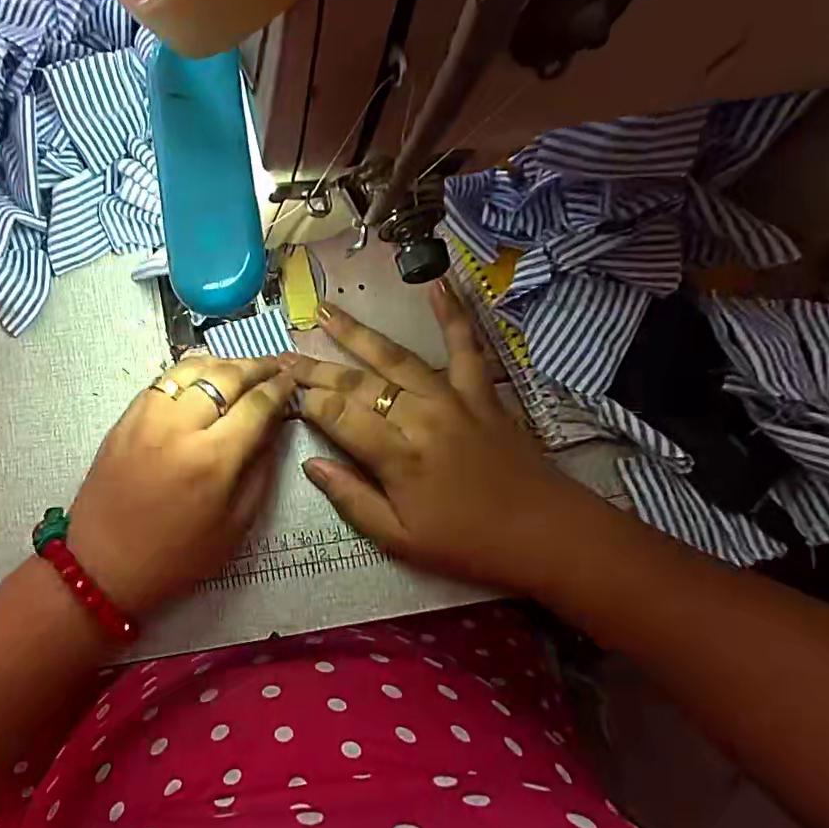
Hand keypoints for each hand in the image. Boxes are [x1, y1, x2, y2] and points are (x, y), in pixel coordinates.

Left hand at [68, 356, 294, 615]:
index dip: (279, 388)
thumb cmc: (177, 557)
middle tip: (274, 364)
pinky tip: (201, 376)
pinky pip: (161, 380)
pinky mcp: (124, 419)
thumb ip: (260, 471)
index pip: (256, 404)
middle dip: (256, 366)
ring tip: (240, 367)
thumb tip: (274, 428)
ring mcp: (147, 418)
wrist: (102, 567)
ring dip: (222, 362)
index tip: (292, 380)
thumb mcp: (235, 526)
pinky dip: (187, 371)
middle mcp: (180, 427)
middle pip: (226, 376)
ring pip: (190, 369)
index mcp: (213, 459)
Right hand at [286, 286, 579, 594]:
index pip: (340, 416)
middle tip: (284, 355)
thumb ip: (352, 500)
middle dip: (317, 368)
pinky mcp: (482, 391)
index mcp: (399, 458)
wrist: (544, 533)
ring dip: (358, 333)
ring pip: (397, 358)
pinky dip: (454, 314)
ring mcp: (453, 398)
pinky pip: (466, 346)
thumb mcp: (400, 540)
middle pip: (360, 384)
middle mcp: (421, 418)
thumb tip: (310, 465)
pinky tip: (438, 284)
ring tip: (327, 312)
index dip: (309, 402)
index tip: (284, 391)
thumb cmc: (466, 543)